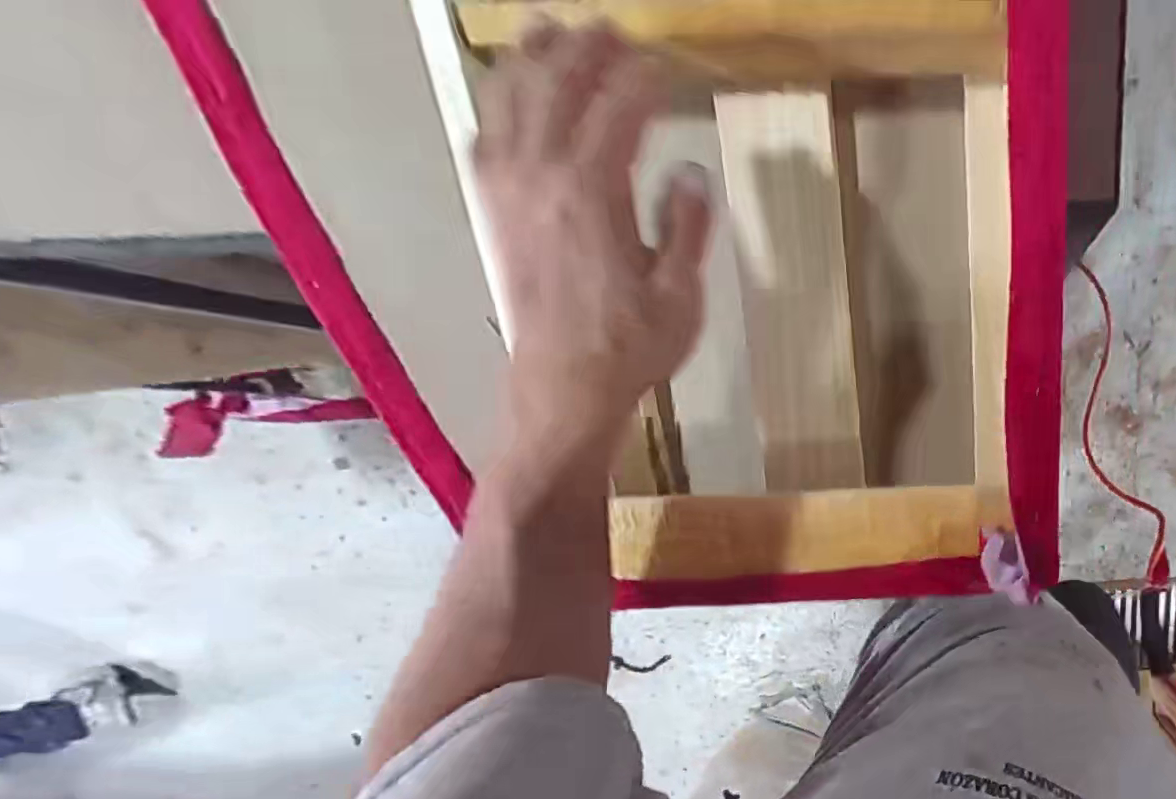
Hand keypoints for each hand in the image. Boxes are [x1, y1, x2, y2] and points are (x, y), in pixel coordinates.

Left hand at [474, 24, 712, 433]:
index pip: (617, 108)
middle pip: (557, 84)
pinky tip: (511, 101)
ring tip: (553, 36)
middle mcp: (541, 174)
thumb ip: (686, 228)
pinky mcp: (493, 211)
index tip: (665, 69)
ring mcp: (508, 189)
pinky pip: (485, 136)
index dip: (643, 80)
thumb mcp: (680, 296)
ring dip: (533, 59)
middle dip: (586, 49)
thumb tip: (690, 171)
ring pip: (509, 96)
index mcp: (592, 191)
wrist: (565, 386)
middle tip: (612, 33)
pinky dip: (497, 104)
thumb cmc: (631, 347)